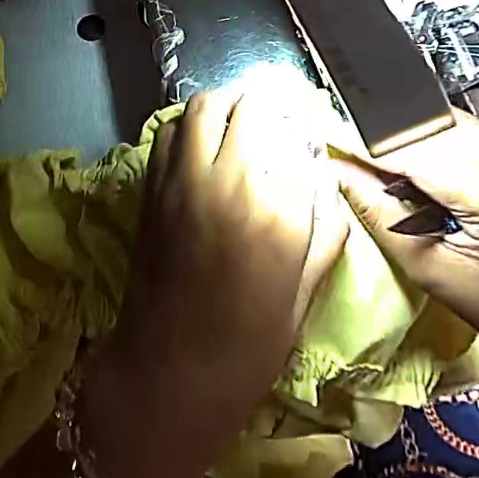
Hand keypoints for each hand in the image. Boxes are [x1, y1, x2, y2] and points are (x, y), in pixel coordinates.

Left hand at [84, 90, 349, 477]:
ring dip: (227, 106)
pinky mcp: (151, 187)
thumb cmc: (248, 344)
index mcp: (273, 210)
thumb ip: (325, 230)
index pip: (296, 136)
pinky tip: (204, 144)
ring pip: (202, 107)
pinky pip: (170, 131)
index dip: (308, 129)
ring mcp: (180, 179)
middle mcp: (224, 180)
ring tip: (241, 122)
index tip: (312, 134)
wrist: (168, 372)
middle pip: (247, 107)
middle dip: (269, 105)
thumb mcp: (305, 292)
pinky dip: (192, 125)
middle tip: (278, 118)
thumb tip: (327, 185)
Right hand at [332, 111, 478, 377]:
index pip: (425, 151)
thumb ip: (384, 217)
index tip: (331, 135)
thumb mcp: (437, 275)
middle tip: (345, 139)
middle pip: (440, 126)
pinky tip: (417, 163)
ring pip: (456, 125)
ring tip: (374, 153)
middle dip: (386, 131)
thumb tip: (342, 172)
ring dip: (410, 135)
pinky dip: (438, 144)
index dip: (371, 142)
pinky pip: (476, 137)